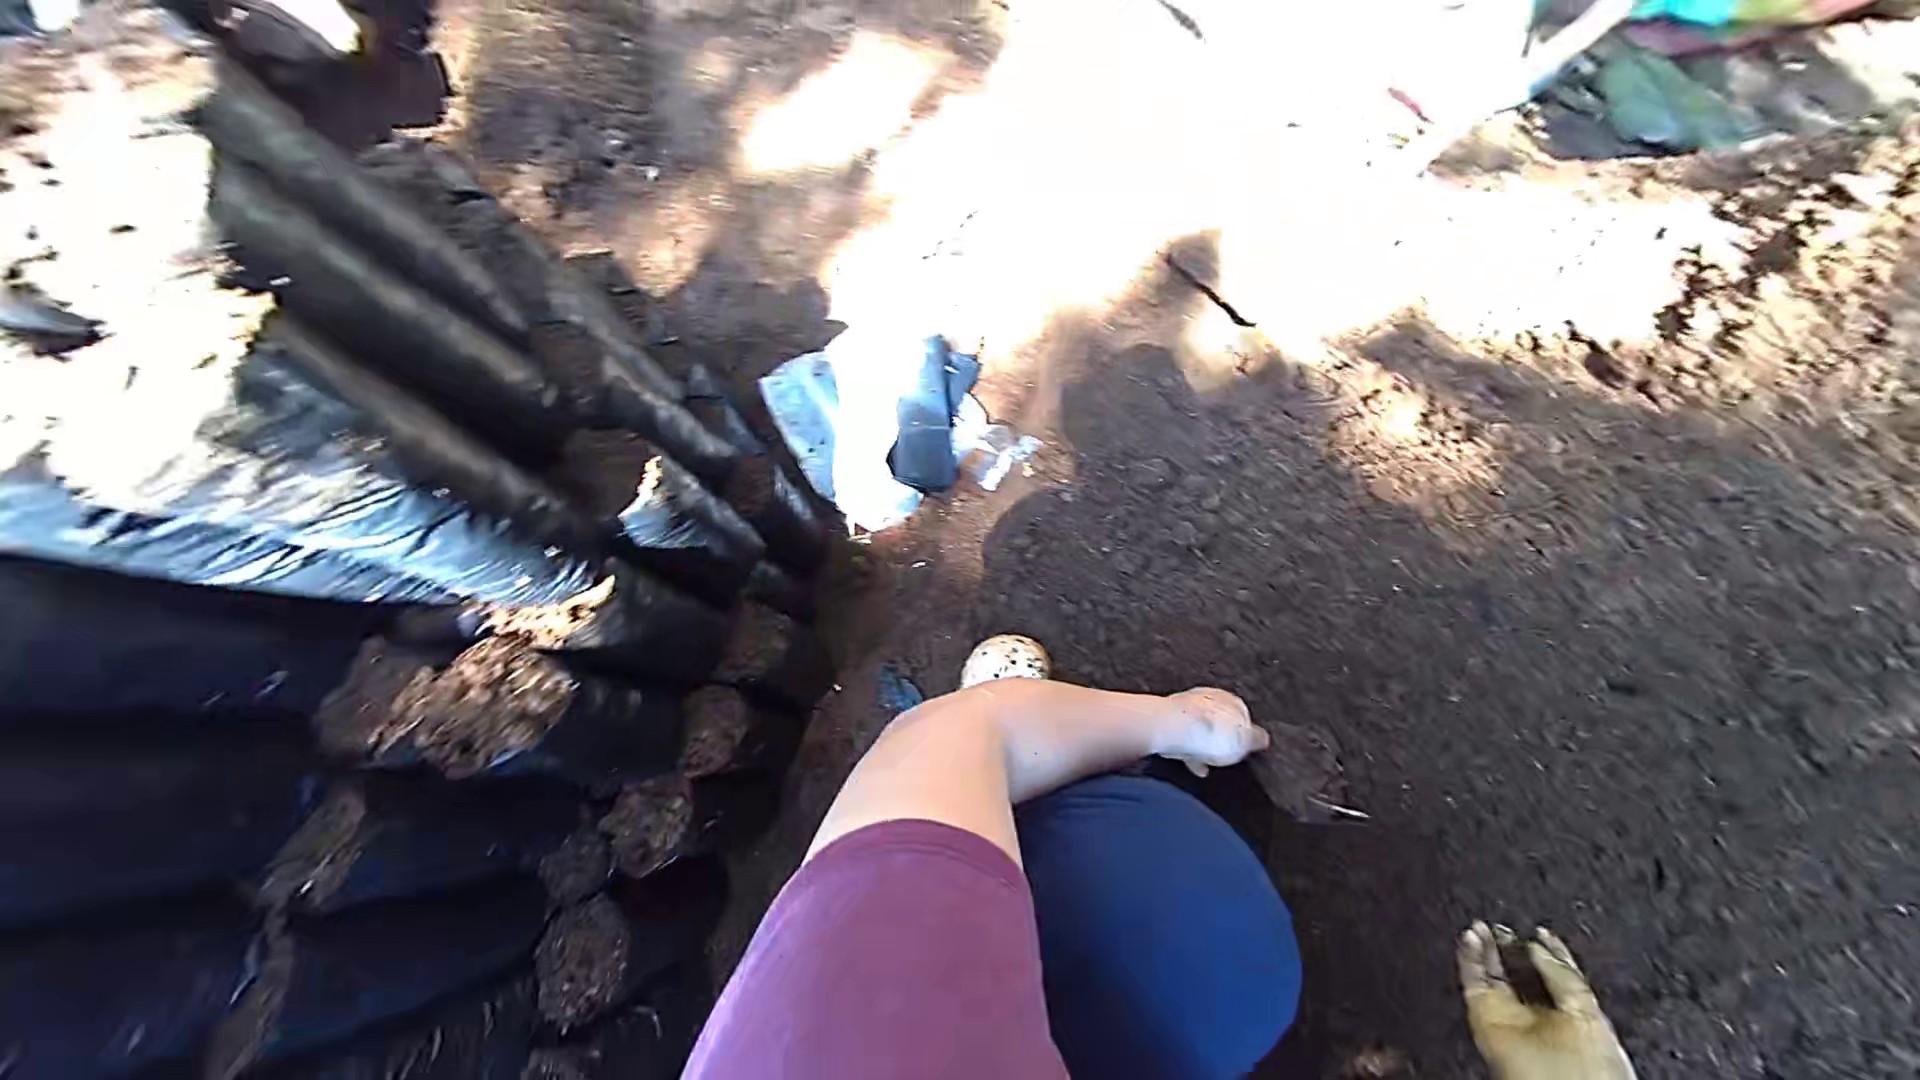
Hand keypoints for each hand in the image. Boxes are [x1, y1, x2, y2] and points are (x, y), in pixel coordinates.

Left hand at [1154, 688, 1268, 776]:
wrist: (1169, 727)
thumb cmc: (1209, 731)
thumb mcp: (1246, 741)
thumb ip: (1255, 739)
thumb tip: (1263, 739)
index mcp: (1229, 699)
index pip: (1243, 715)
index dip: (1244, 735)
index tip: (1244, 751)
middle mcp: (1206, 698)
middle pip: (1218, 721)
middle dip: (1220, 740)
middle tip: (1225, 759)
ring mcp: (1184, 708)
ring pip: (1197, 730)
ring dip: (1202, 748)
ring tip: (1208, 766)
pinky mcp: (1166, 720)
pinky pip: (1180, 739)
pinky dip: (1187, 753)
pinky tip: (1192, 767)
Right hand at [1458, 922, 1635, 1079]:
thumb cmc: (1591, 1071)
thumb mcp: (1591, 1017)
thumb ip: (1566, 978)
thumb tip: (1538, 944)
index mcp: (1573, 1016)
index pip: (1556, 974)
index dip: (1548, 951)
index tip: (1540, 931)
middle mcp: (1537, 1013)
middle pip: (1518, 968)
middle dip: (1511, 944)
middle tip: (1504, 926)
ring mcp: (1507, 1012)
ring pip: (1489, 968)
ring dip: (1484, 944)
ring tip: (1481, 925)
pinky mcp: (1481, 1011)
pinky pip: (1470, 976)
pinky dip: (1467, 953)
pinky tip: (1471, 936)